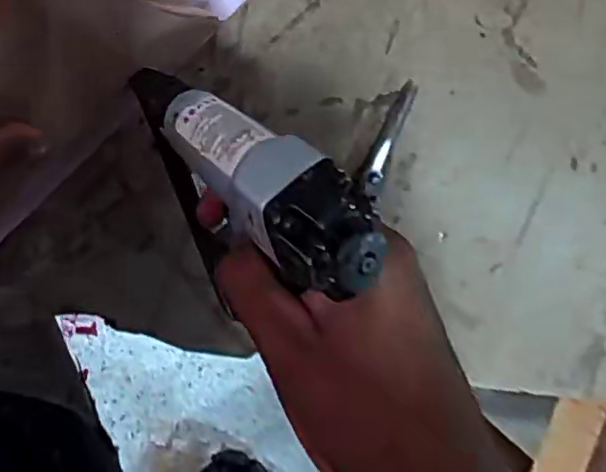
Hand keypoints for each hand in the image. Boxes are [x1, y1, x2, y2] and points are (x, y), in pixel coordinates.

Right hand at [210, 216, 529, 471]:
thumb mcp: (289, 347)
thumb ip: (250, 283)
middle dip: (260, 243)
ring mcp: (393, 272)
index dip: (240, 196)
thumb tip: (230, 245)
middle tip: (233, 276)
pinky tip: (300, 331)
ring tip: (268, 319)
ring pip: (316, 248)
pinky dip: (307, 290)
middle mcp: (383, 243)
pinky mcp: (395, 299)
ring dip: (283, 272)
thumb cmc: (364, 410)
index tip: (210, 213)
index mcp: (362, 240)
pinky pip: (336, 273)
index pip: (287, 194)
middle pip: (302, 221)